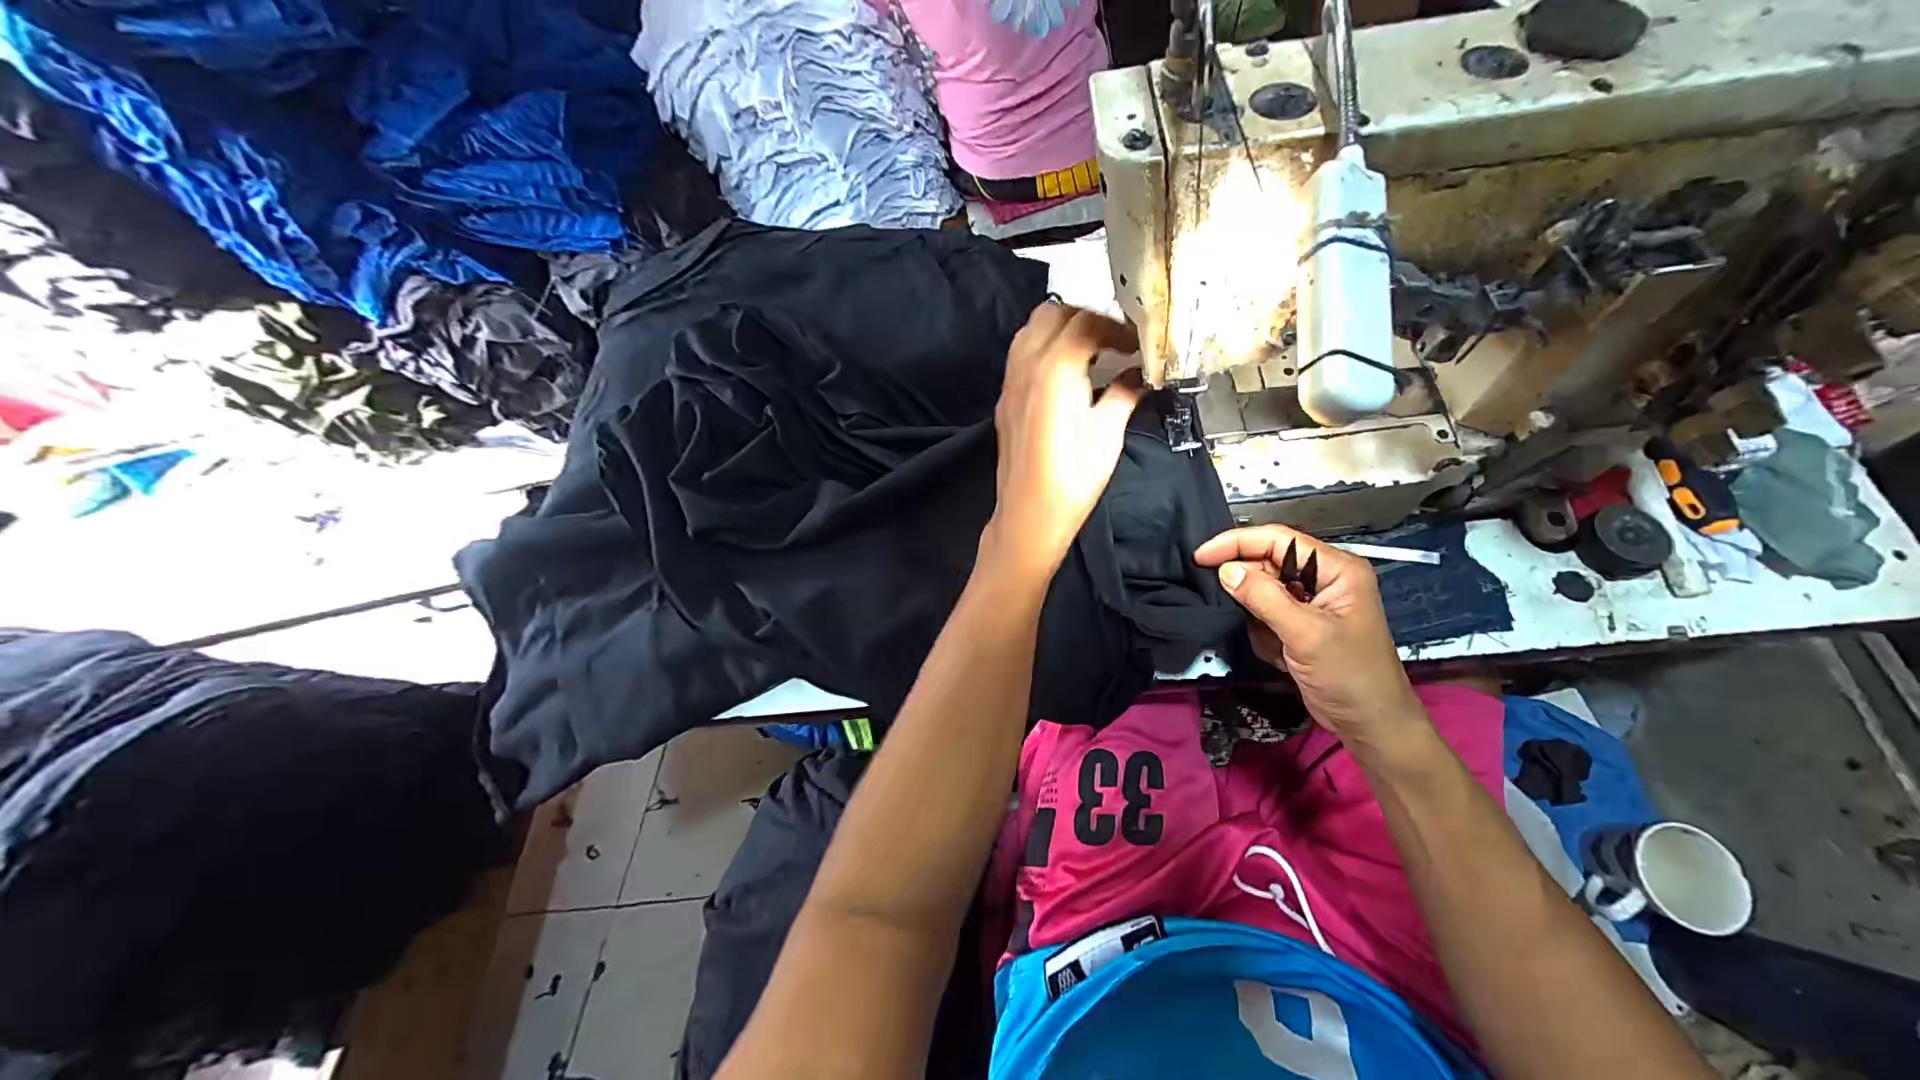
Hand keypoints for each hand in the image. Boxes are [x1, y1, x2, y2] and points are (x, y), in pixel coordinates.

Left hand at [984, 302, 1143, 579]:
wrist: (1028, 517)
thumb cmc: (1071, 482)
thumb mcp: (1108, 435)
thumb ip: (1125, 393)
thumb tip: (1140, 374)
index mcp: (1054, 372)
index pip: (1085, 323)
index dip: (1116, 328)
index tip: (1135, 344)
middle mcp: (1026, 368)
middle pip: (1055, 314)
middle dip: (1088, 319)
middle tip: (1114, 342)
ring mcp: (1010, 383)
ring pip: (1032, 329)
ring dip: (1063, 329)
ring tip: (1092, 352)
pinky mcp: (1004, 399)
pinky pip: (1021, 354)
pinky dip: (1044, 348)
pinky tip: (1066, 373)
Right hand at [1194, 525, 1425, 742]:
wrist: (1370, 724)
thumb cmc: (1350, 675)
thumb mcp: (1306, 633)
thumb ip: (1265, 597)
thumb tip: (1226, 571)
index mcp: (1336, 569)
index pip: (1278, 540)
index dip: (1237, 543)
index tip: (1201, 556)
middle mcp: (1323, 578)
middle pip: (1267, 562)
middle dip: (1246, 583)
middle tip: (1220, 599)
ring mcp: (1311, 602)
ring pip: (1262, 590)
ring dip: (1254, 613)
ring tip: (1269, 639)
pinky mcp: (1299, 624)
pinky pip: (1264, 614)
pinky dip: (1261, 631)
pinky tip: (1278, 653)